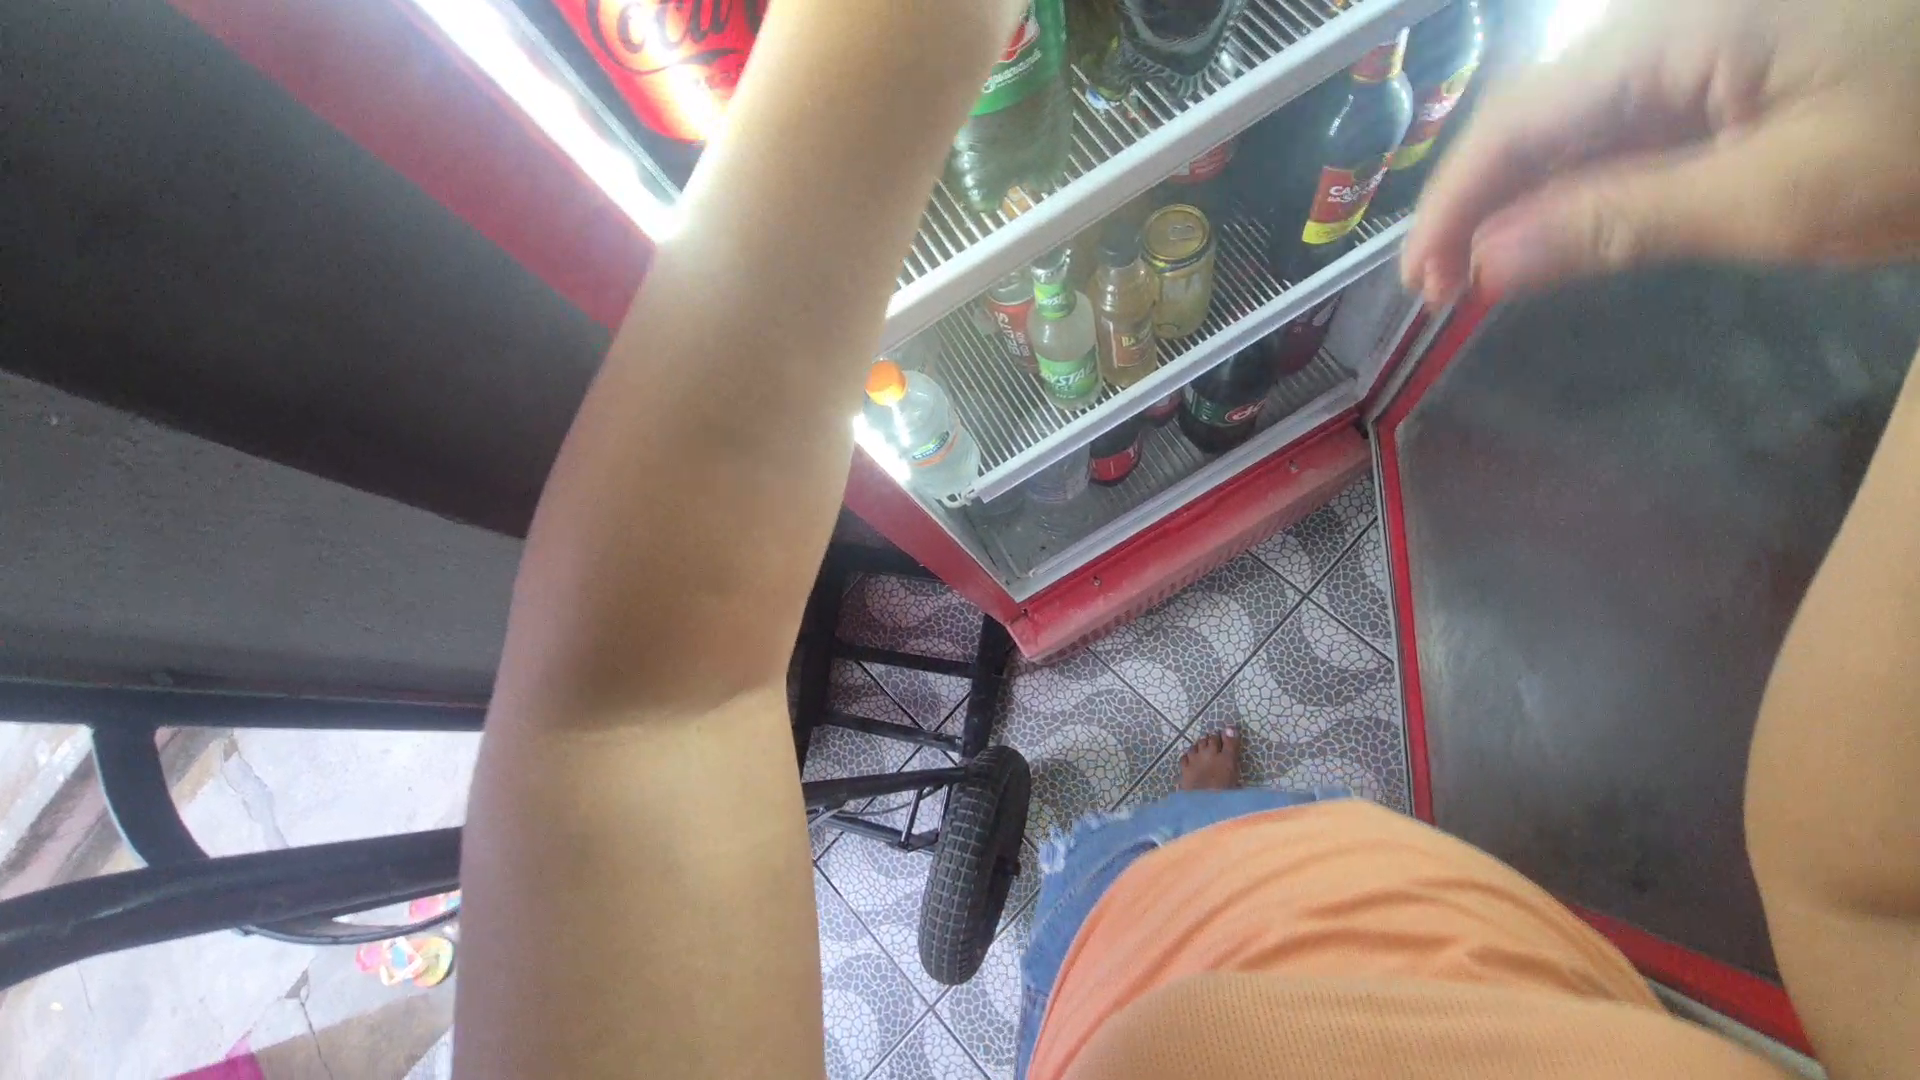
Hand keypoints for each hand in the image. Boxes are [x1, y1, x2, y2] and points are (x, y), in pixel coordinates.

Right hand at [1402, 0, 1919, 304]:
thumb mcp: (1783, 195)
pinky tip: (1557, 227)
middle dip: (1475, 206)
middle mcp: (1675, 16)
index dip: (1451, 205)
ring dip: (1519, 199)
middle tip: (1444, 288)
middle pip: (1532, 115)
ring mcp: (1705, 32)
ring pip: (1570, 120)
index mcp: (1685, 25)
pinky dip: (1578, 182)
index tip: (1420, 284)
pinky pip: (1623, 120)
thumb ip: (1614, 223)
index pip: (1517, 121)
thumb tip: (1484, 264)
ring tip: (1484, 269)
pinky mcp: (1732, 54)